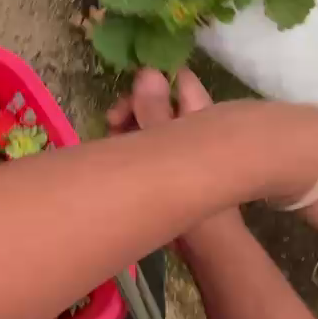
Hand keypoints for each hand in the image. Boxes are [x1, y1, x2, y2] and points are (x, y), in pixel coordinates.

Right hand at [107, 68, 248, 252]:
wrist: (209, 246)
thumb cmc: (193, 194)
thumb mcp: (168, 147)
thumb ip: (155, 111)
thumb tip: (147, 72)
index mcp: (202, 116)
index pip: (179, 81)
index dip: (153, 79)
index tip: (125, 93)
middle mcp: (194, 126)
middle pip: (159, 101)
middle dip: (132, 107)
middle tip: (110, 123)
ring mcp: (182, 147)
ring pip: (150, 123)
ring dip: (127, 127)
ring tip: (109, 141)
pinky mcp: (171, 166)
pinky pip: (148, 143)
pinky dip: (130, 145)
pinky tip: (115, 156)